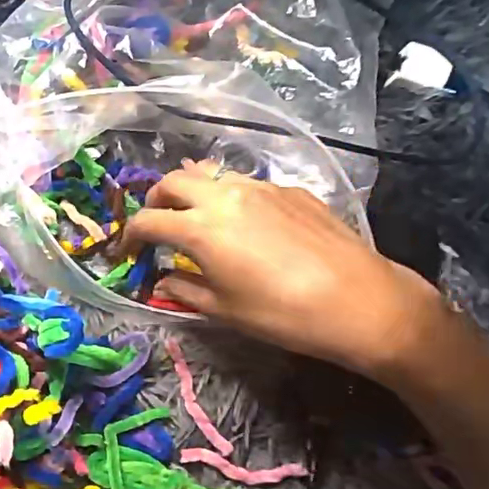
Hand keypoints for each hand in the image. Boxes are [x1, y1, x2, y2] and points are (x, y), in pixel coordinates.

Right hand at [122, 161, 451, 378]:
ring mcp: (260, 187)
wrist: (360, 301)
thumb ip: (184, 289)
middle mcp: (225, 195)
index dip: (129, 237)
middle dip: (155, 201)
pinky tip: (242, 223)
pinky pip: (245, 183)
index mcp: (201, 228)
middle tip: (156, 226)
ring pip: (211, 174)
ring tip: (194, 218)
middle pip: (173, 181)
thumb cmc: (283, 314)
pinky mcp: (290, 190)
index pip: (148, 221)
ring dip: (191, 192)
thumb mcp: (224, 310)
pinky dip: (228, 196)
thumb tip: (163, 280)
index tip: (127, 253)